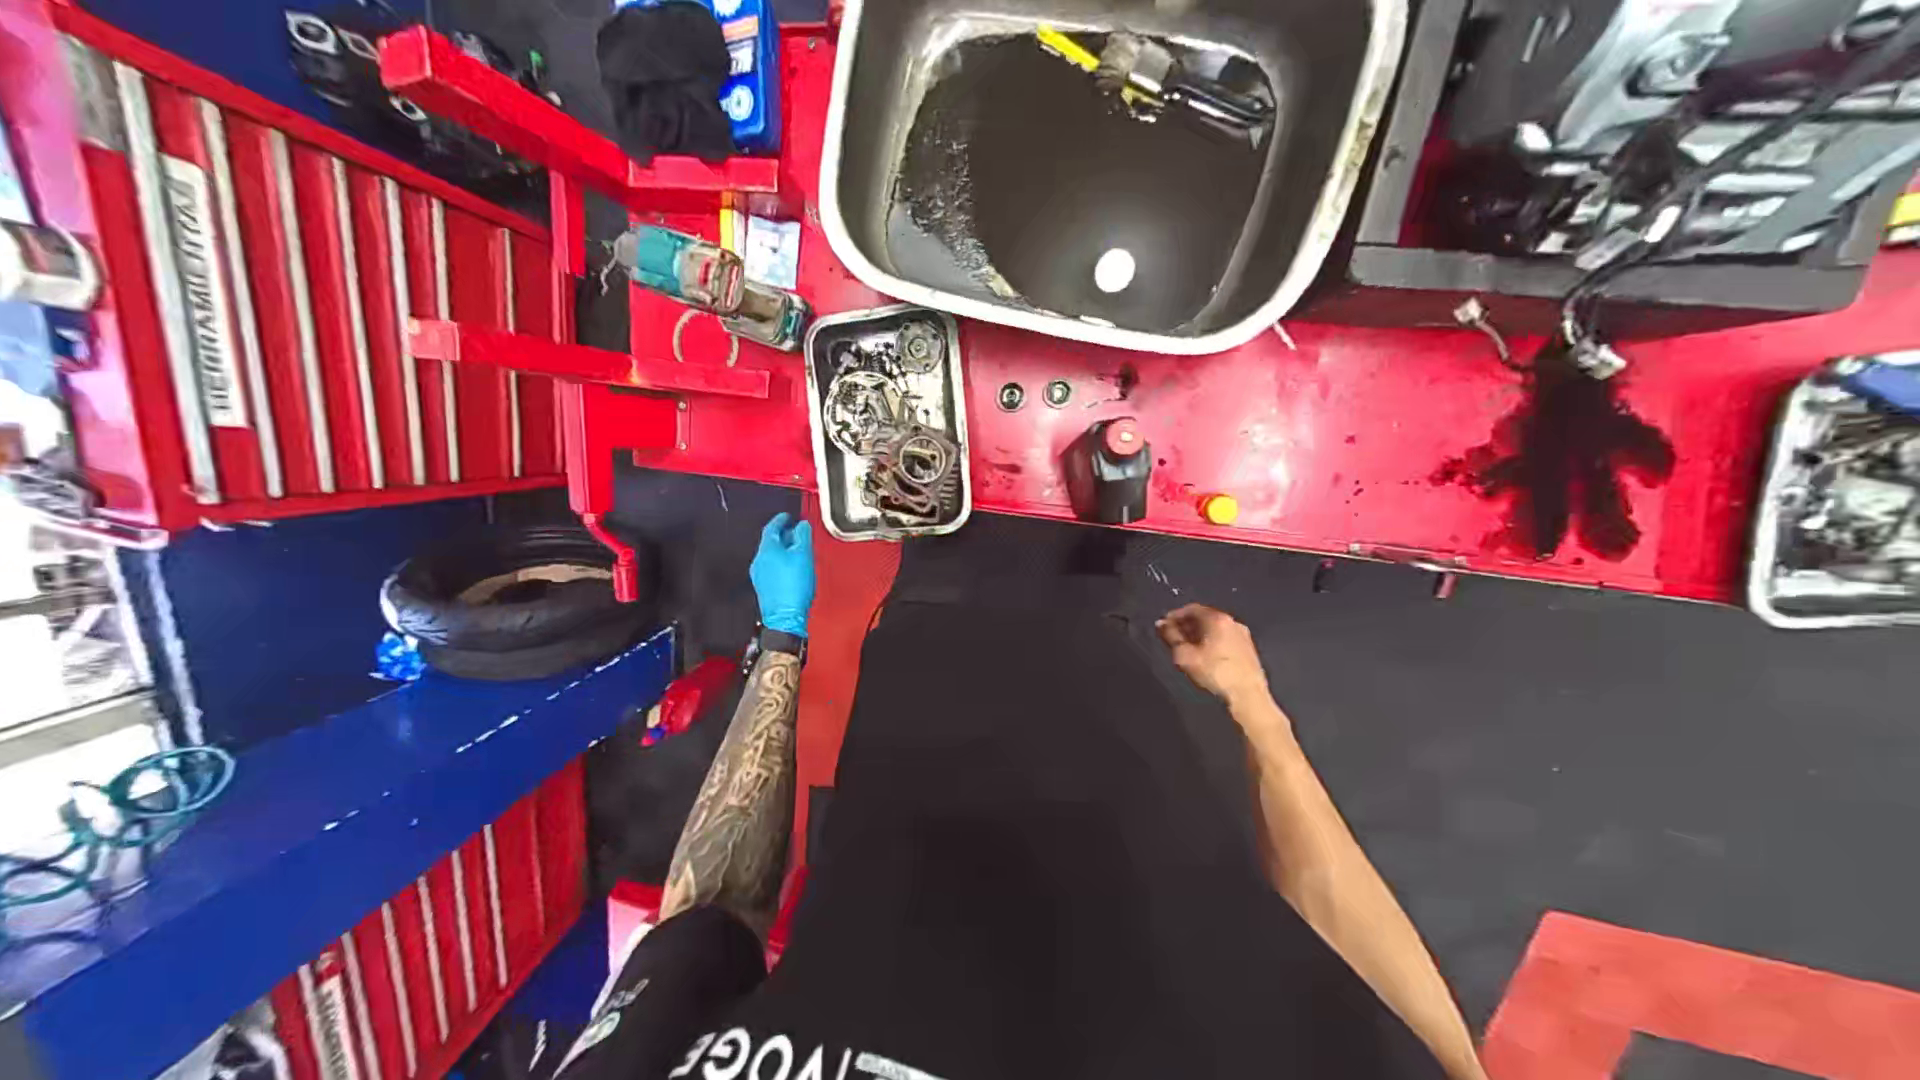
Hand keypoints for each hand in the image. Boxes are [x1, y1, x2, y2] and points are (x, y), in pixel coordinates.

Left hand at [751, 512, 814, 637]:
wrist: (786, 617)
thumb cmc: (793, 588)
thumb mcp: (804, 556)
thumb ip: (803, 536)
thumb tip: (802, 526)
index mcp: (767, 550)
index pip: (771, 528)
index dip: (780, 520)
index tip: (786, 517)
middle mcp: (759, 562)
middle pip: (771, 542)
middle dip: (784, 535)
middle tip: (796, 532)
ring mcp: (760, 576)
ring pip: (772, 556)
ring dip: (784, 550)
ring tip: (798, 550)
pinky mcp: (765, 587)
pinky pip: (773, 568)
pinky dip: (782, 563)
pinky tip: (793, 568)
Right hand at [1156, 604, 1268, 703]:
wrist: (1248, 695)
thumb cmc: (1214, 672)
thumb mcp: (1184, 655)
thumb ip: (1170, 636)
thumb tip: (1161, 624)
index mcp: (1217, 618)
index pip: (1190, 609)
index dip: (1174, 616)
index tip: (1164, 627)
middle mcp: (1232, 621)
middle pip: (1204, 617)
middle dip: (1186, 625)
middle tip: (1174, 638)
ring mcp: (1243, 635)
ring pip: (1215, 628)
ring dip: (1199, 634)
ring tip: (1187, 648)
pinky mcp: (1248, 648)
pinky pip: (1225, 638)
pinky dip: (1212, 642)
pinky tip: (1206, 656)